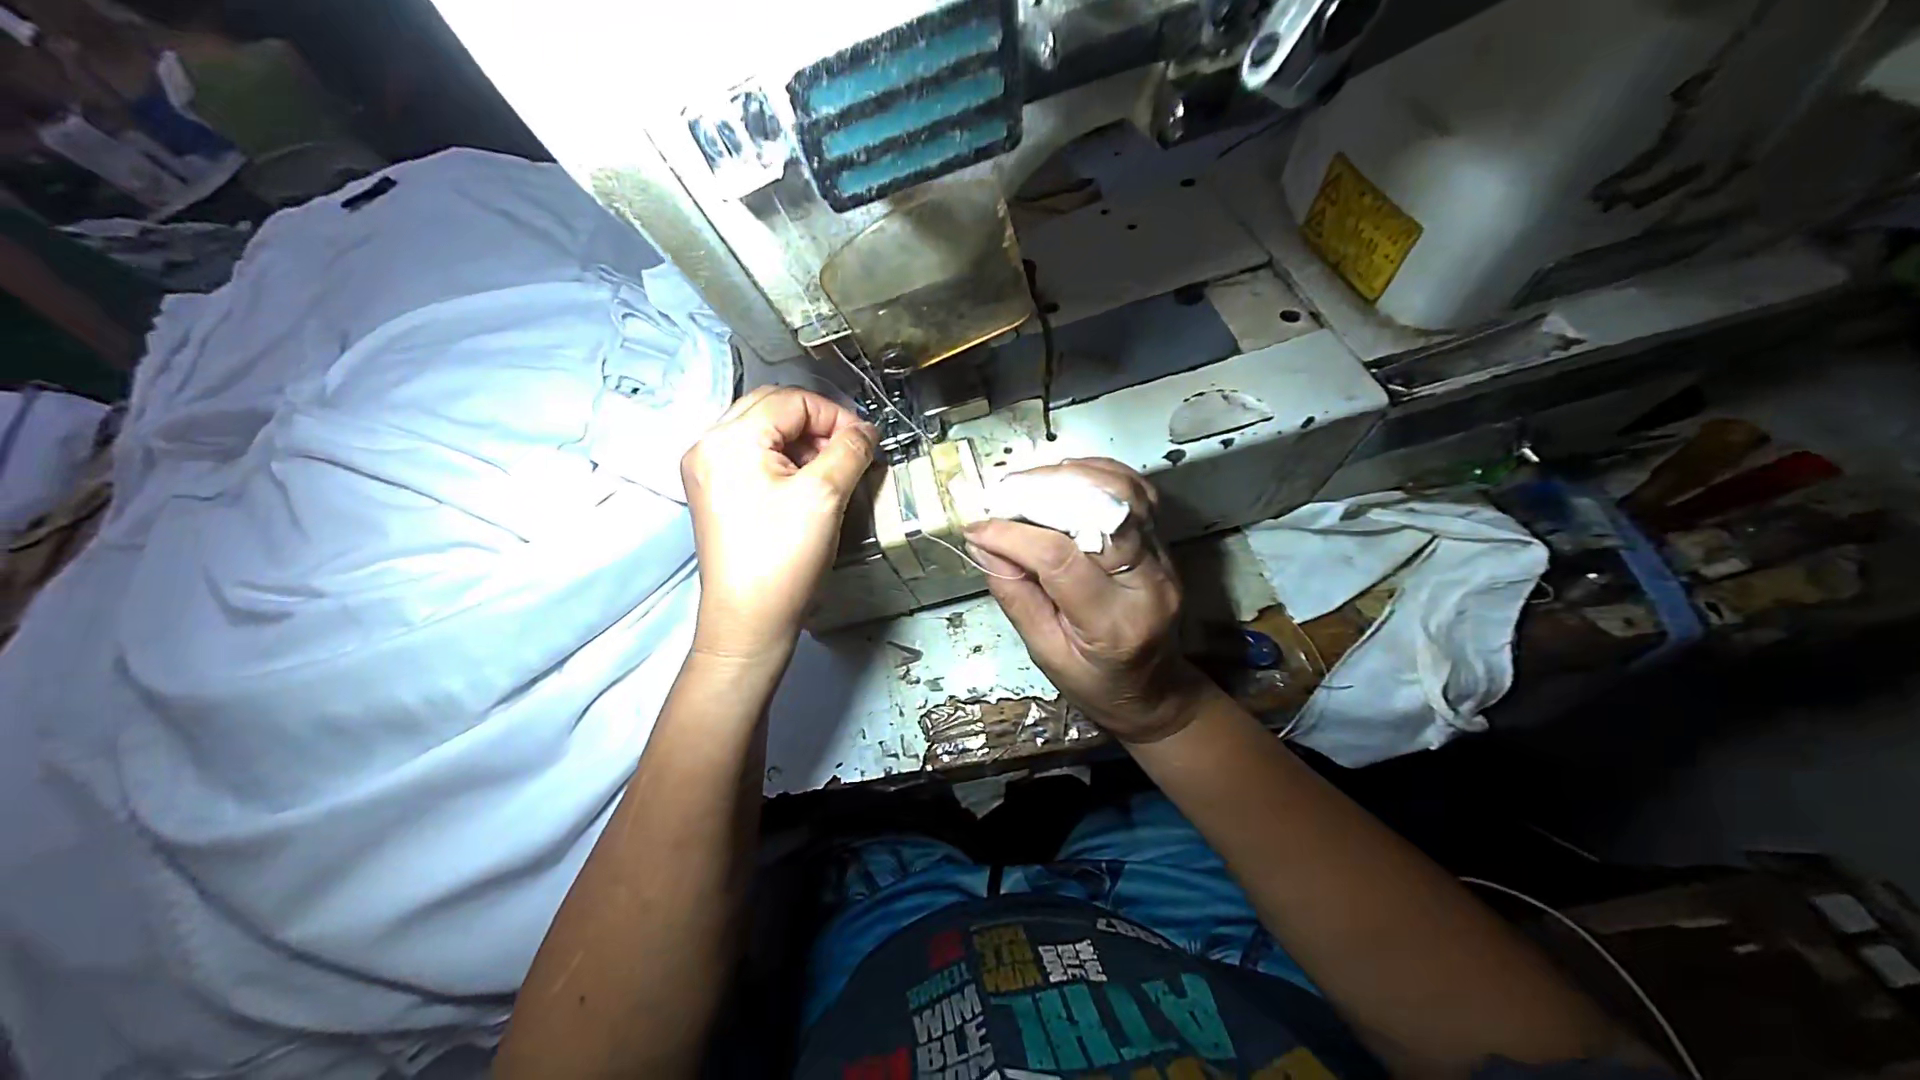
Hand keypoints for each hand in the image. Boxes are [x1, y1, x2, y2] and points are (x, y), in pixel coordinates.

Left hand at [680, 386, 877, 660]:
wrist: (749, 621)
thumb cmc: (780, 562)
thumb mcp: (825, 496)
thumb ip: (850, 450)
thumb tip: (865, 431)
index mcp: (728, 440)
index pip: (792, 400)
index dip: (835, 415)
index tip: (863, 442)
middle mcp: (709, 447)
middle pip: (774, 409)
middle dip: (819, 425)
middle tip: (849, 453)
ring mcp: (709, 471)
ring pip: (765, 432)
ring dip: (804, 443)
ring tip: (831, 473)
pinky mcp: (717, 493)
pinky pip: (755, 457)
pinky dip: (787, 461)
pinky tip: (808, 486)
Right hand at [965, 459, 1207, 743]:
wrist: (1154, 691)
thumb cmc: (1097, 684)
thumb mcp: (1045, 653)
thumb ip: (1016, 595)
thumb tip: (984, 544)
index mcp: (1114, 623)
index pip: (1060, 559)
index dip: (1013, 535)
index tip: (978, 527)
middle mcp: (1148, 583)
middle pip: (1102, 513)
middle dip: (1045, 493)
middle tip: (1003, 495)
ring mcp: (1164, 559)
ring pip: (1126, 493)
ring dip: (1073, 477)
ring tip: (1030, 483)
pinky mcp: (1164, 545)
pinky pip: (1137, 494)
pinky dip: (1099, 476)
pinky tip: (1065, 480)